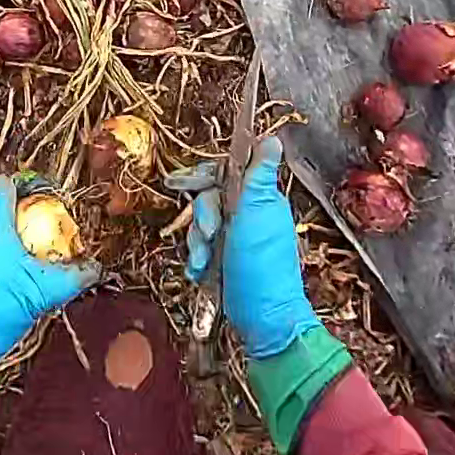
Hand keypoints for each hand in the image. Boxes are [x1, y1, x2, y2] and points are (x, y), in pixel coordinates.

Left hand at [0, 175, 100, 382]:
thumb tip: (95, 269)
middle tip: (47, 225)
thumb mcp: (43, 291)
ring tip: (32, 249)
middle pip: (0, 201)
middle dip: (26, 210)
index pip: (9, 182)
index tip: (50, 199)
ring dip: (11, 230)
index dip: (32, 185)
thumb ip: (74, 276)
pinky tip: (12, 270)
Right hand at [169, 137, 320, 357]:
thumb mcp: (259, 211)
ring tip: (207, 259)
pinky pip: (200, 249)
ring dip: (198, 242)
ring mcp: (235, 237)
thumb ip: (260, 173)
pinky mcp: (223, 259)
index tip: (182, 182)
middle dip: (202, 216)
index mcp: (259, 196)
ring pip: (201, 224)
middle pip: (208, 197)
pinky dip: (198, 259)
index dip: (203, 176)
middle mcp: (247, 213)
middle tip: (210, 233)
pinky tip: (202, 270)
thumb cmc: (262, 262)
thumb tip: (271, 138)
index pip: (225, 170)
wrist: (261, 317)